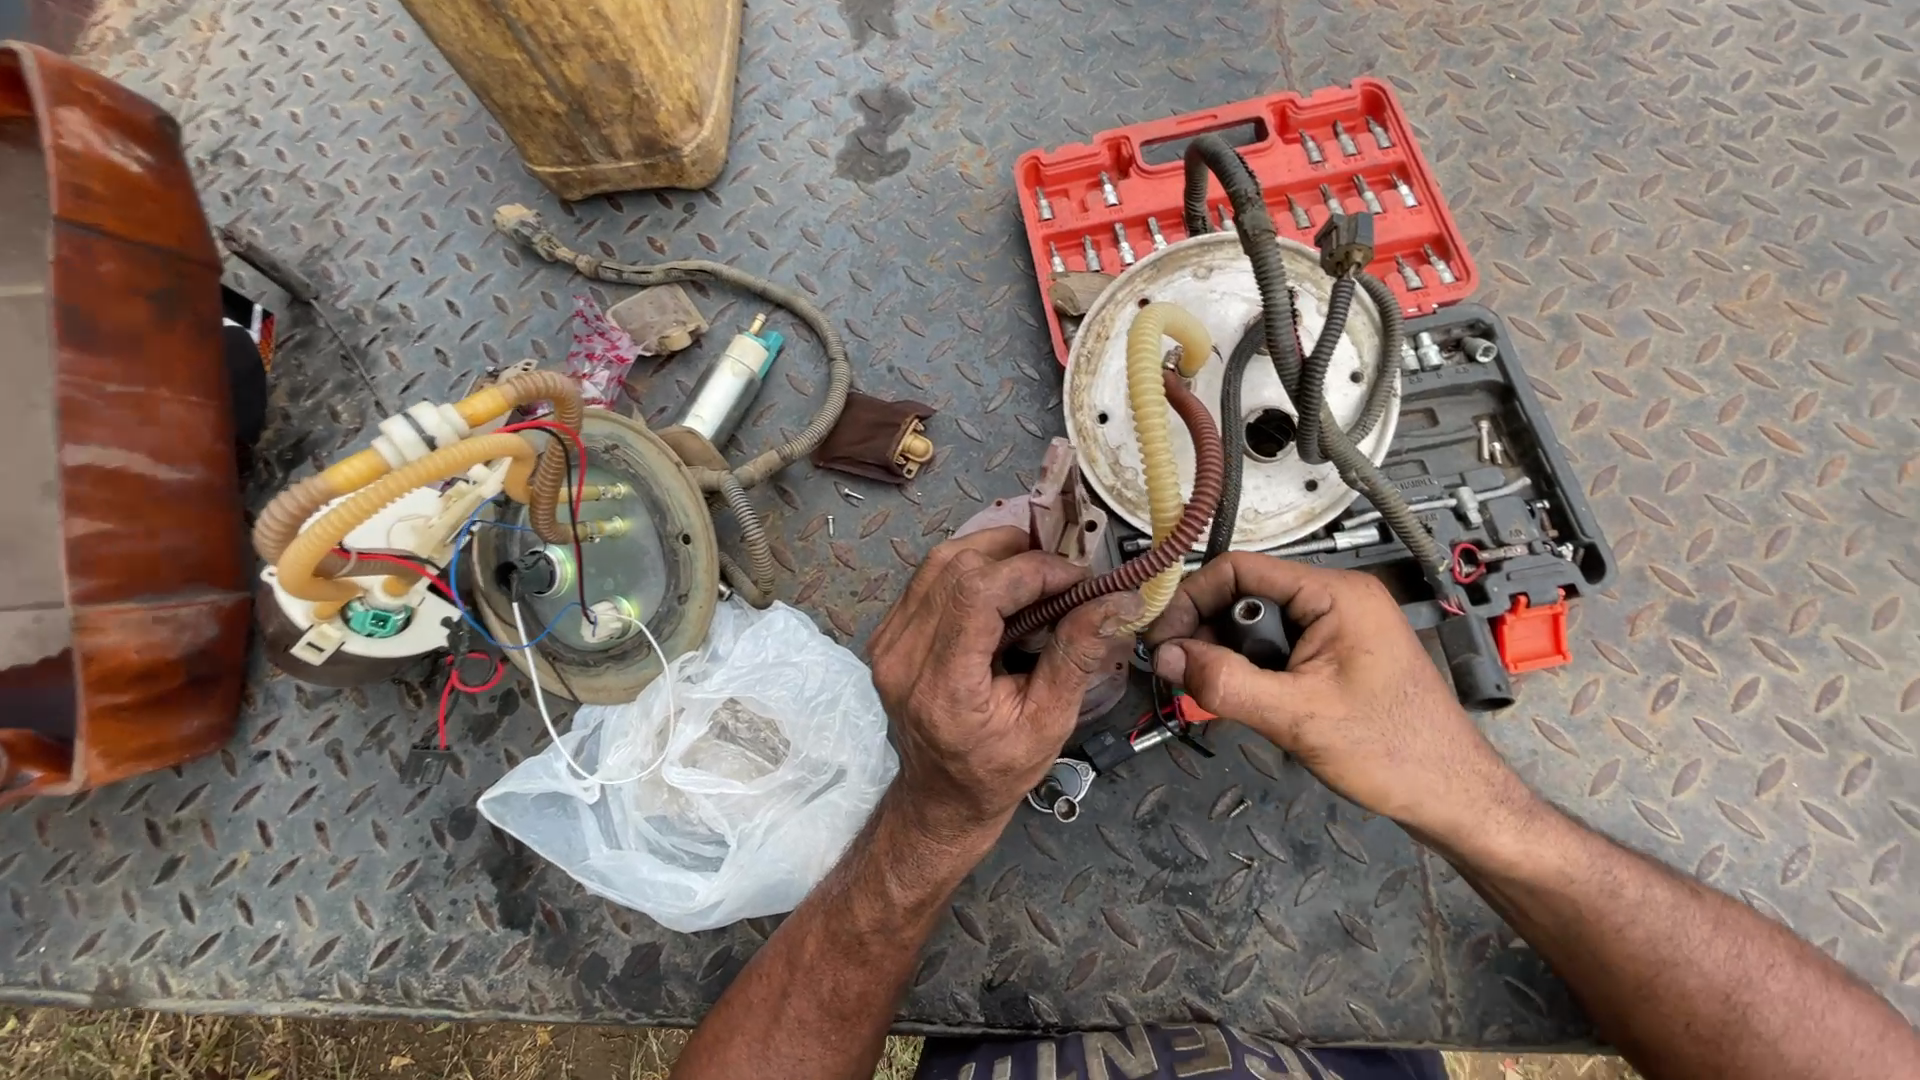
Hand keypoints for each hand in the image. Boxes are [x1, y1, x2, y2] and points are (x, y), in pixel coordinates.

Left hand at [867, 527, 1142, 848]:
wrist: (940, 797)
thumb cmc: (997, 770)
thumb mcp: (1049, 724)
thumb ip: (1075, 657)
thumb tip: (1114, 599)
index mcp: (942, 687)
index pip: (977, 594)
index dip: (1032, 570)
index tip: (1076, 578)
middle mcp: (902, 656)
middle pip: (956, 566)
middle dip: (1018, 555)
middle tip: (1061, 575)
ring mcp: (887, 641)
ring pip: (939, 562)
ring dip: (993, 554)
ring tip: (1036, 574)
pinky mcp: (887, 633)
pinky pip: (928, 577)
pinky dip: (970, 569)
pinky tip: (1002, 587)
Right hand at [1145, 553, 1532, 839]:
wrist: (1453, 799)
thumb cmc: (1393, 752)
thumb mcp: (1296, 716)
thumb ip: (1224, 681)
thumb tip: (1164, 657)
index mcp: (1335, 594)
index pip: (1239, 569)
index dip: (1191, 600)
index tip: (1164, 641)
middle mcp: (1335, 599)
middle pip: (1242, 596)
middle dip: (1207, 634)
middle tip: (1184, 675)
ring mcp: (1336, 627)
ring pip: (1253, 626)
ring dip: (1227, 658)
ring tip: (1219, 696)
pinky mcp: (1333, 654)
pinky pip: (1273, 648)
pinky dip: (1249, 671)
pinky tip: (1246, 701)